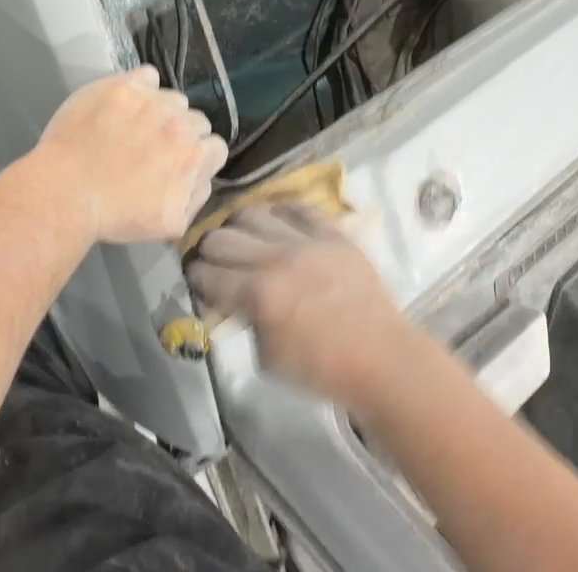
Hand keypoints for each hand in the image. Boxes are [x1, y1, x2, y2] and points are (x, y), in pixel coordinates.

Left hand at [29, 65, 227, 244]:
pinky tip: (126, 104)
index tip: (178, 164)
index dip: (198, 157)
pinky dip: (142, 87)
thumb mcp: (171, 224)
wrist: (66, 194)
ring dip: (161, 111)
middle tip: (153, 149)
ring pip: (172, 98)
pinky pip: (147, 76)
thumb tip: (202, 177)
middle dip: (180, 135)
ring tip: (135, 128)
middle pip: (196, 120)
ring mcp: (151, 102)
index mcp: (195, 157)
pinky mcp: (122, 87)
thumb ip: (197, 196)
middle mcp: (180, 124)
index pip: (215, 147)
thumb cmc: (116, 215)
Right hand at [185, 205, 413, 409]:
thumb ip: (244, 321)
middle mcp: (278, 258)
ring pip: (254, 212)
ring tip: (243, 239)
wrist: (383, 359)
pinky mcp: (334, 233)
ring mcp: (308, 241)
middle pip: (221, 236)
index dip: (194, 277)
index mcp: (259, 295)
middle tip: (214, 262)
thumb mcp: (267, 358)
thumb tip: (232, 301)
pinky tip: (276, 225)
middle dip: (209, 251)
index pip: (206, 273)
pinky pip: (298, 207)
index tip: (195, 280)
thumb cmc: (322, 370)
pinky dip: (280, 213)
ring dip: (240, 227)